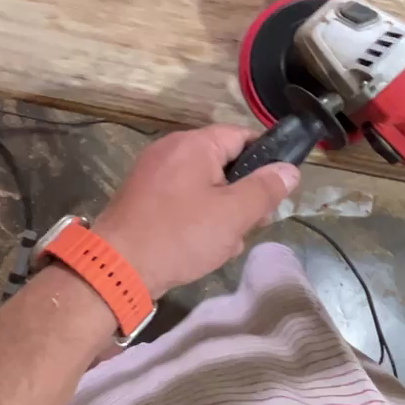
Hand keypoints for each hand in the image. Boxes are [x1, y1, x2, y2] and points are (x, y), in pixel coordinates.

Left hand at [91, 125, 299, 297]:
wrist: (116, 268)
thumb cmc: (179, 236)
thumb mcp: (232, 214)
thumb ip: (265, 189)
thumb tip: (289, 170)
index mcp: (193, 144)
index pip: (242, 136)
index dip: (266, 159)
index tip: (278, 188)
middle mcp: (170, 150)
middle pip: (223, 163)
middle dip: (242, 196)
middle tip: (250, 225)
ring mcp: (153, 174)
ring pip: (204, 187)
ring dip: (221, 214)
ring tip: (223, 244)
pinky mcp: (142, 198)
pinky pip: (182, 201)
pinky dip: (196, 221)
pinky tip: (200, 249)